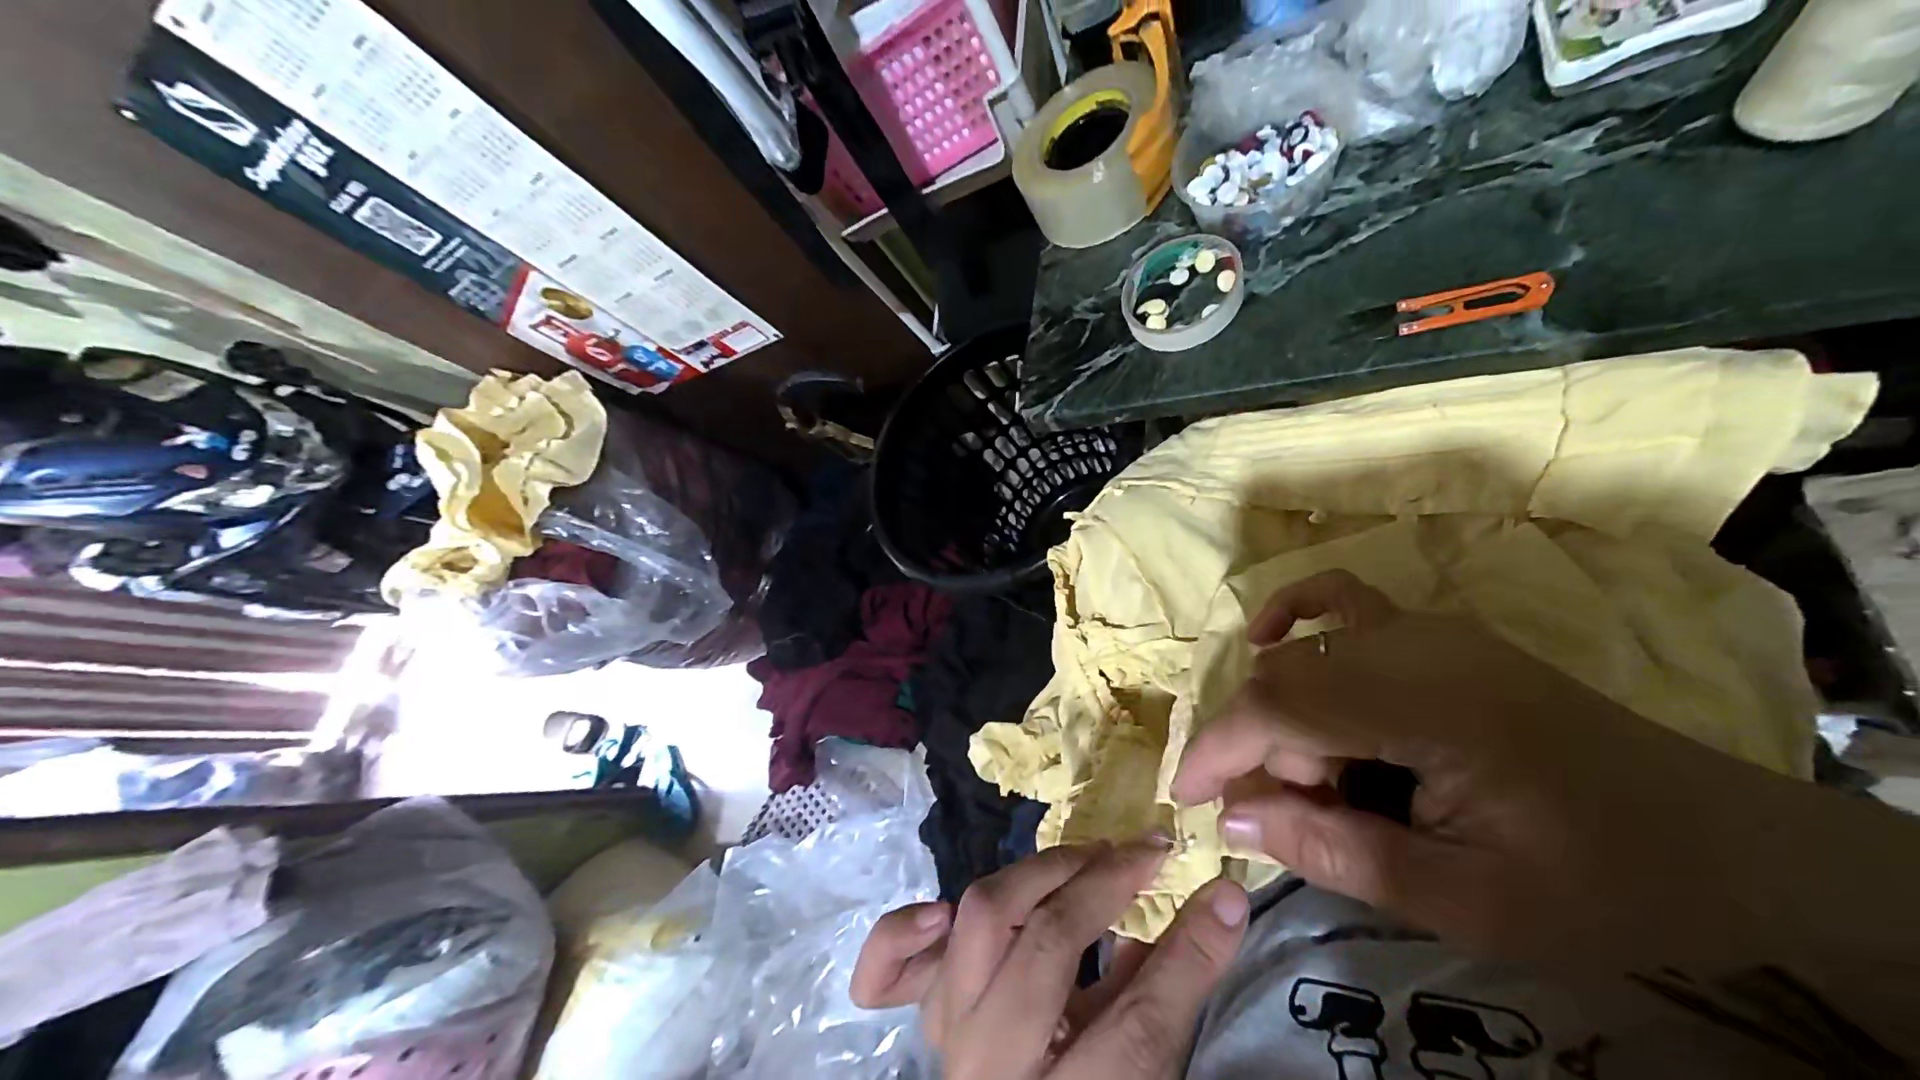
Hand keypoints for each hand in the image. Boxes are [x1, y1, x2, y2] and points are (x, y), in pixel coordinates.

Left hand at [851, 843, 1249, 1079]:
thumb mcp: (1139, 1068)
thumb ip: (1172, 988)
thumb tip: (1219, 900)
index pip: (1137, 1024)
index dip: (1185, 947)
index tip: (1218, 885)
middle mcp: (995, 1067)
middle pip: (1046, 944)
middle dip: (1101, 884)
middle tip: (1139, 854)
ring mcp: (948, 1035)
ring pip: (982, 919)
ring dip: (1036, 875)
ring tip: (1084, 859)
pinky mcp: (923, 1015)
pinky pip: (888, 974)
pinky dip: (902, 936)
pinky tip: (937, 913)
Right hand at [1168, 569, 1828, 973]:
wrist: (1726, 844)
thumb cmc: (1604, 885)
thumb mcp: (1469, 902)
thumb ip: (1339, 854)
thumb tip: (1233, 817)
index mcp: (1434, 708)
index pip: (1283, 706)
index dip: (1221, 748)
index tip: (1186, 799)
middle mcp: (1421, 647)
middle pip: (1286, 679)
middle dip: (1260, 750)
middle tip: (1290, 818)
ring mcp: (1430, 629)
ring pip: (1304, 651)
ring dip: (1281, 711)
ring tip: (1318, 776)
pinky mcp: (1439, 633)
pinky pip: (1343, 600)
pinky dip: (1297, 615)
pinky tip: (1271, 636)